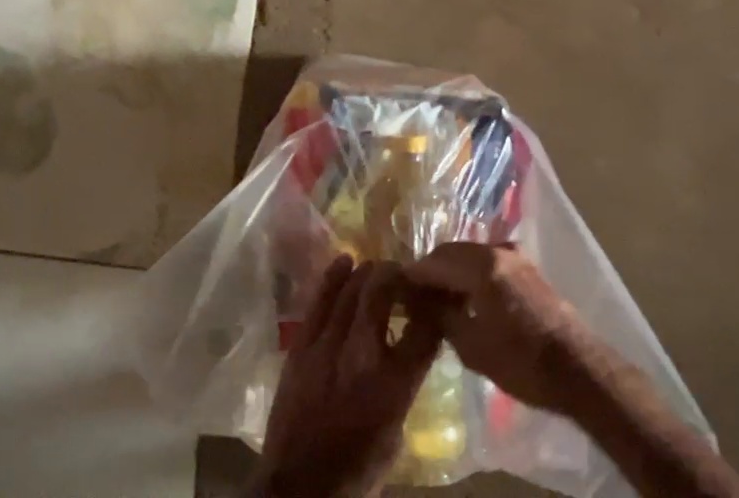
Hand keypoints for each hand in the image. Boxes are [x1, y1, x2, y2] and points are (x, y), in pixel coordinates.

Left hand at [252, 256, 442, 497]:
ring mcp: (328, 347)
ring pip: (350, 291)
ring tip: (379, 266)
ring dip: (367, 273)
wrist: (302, 484)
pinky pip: (318, 303)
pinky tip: (343, 262)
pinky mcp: (301, 347)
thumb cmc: (358, 467)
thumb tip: (406, 354)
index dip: (433, 304)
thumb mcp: (397, 430)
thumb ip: (403, 385)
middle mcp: (363, 355)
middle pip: (383, 294)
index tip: (437, 293)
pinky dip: (331, 279)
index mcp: (396, 383)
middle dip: (397, 276)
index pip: (424, 328)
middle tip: (405, 273)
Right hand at [404, 243, 593, 413]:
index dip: (412, 275)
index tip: (395, 289)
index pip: (434, 262)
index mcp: (480, 265)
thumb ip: (440, 315)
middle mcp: (498, 251)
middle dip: (432, 270)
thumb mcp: (470, 345)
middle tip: (415, 295)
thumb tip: (418, 300)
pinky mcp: (530, 272)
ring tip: (440, 299)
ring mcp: (517, 259)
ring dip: (453, 271)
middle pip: (452, 252)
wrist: (579, 371)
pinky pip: (490, 263)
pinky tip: (469, 298)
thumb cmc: (521, 361)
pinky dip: (473, 274)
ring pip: (472, 256)